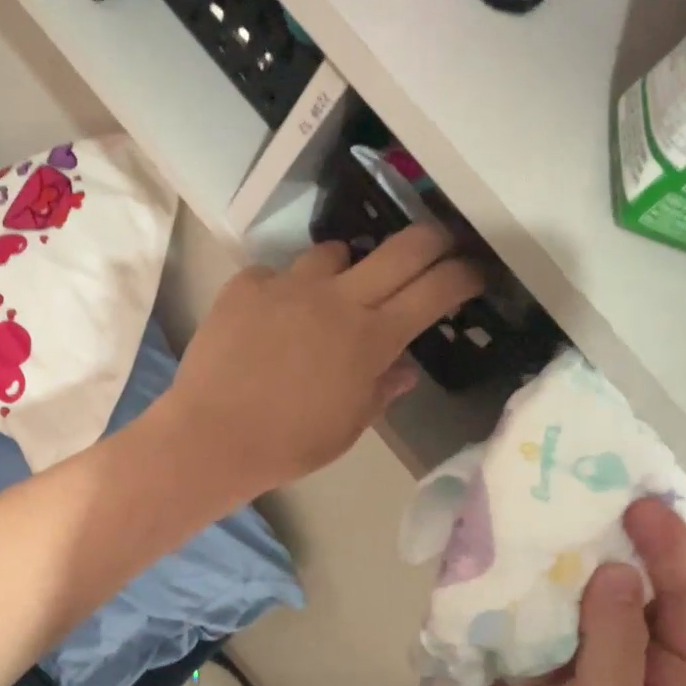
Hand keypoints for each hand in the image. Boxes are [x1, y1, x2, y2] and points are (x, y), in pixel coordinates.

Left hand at [159, 226, 482, 493]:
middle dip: (432, 241)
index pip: (439, 288)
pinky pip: (274, 273)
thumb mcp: (347, 427)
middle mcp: (337, 298)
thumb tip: (404, 367)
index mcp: (372, 337)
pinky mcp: (245, 286)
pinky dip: (281, 290)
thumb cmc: (287, 444)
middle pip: (405, 245)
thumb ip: (381, 390)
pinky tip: (270, 317)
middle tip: (433, 252)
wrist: (211, 438)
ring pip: (334, 252)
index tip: (474, 273)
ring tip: (331, 294)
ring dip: (344, 269)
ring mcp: (288, 286)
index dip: (466, 275)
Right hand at [454, 498, 685, 685]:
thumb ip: (613, 642)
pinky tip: (531, 557)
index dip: (674, 554)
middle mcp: (646, 668)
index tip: (642, 507)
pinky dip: (546, 584)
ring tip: (571, 515)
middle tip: (609, 497)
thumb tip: (618, 572)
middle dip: (638, 548)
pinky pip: (557, 614)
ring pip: (603, 600)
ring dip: (587, 561)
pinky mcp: (550, 661)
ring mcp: (596, 663)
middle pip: (655, 597)